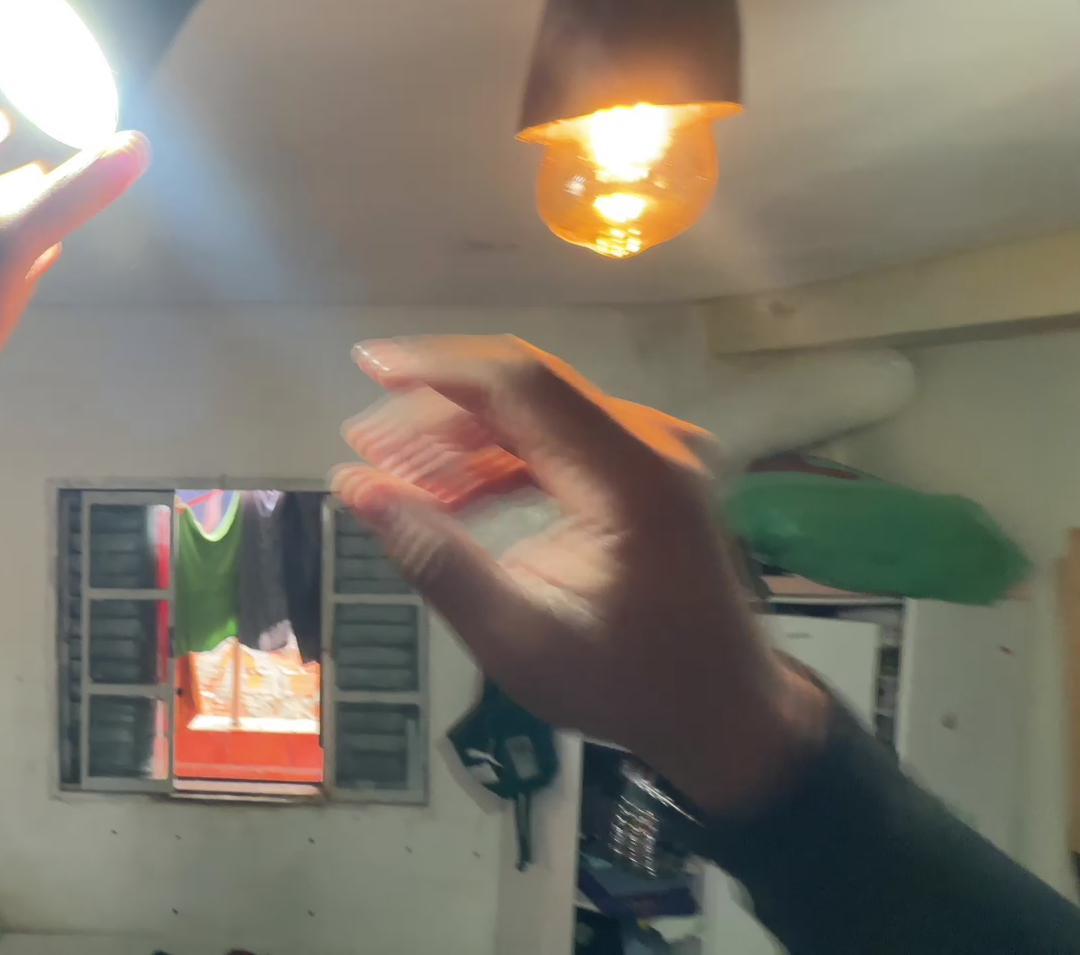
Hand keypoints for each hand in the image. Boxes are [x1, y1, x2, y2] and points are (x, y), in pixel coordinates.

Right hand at [332, 336, 827, 814]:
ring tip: (392, 475)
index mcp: (628, 479)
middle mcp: (645, 445)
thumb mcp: (515, 637)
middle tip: (364, 444)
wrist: (724, 714)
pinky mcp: (634, 469)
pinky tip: (444, 496)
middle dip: (429, 409)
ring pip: (524, 412)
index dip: (436, 367)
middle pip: (517, 390)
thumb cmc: (624, 684)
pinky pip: (543, 441)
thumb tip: (355, 486)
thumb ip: (433, 557)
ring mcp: (644, 453)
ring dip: (451, 438)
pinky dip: (485, 461)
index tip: (368, 365)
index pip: (519, 385)